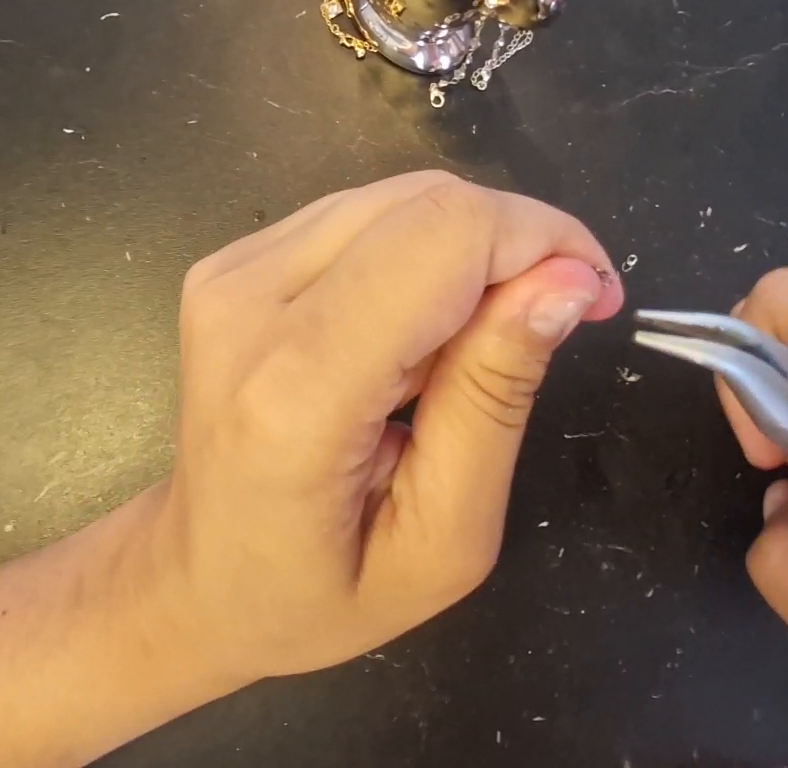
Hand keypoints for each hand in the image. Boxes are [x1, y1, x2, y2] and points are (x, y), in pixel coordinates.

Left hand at [150, 171, 623, 679]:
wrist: (197, 576)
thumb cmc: (319, 590)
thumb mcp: (442, 537)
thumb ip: (497, 397)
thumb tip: (563, 280)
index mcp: (297, 388)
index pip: (443, 238)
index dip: (541, 240)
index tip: (591, 295)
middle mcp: (249, 302)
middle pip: (425, 203)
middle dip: (515, 243)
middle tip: (547, 320)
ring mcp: (230, 271)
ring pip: (396, 197)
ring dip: (465, 250)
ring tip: (468, 341)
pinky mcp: (230, 261)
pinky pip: (358, 215)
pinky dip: (414, 253)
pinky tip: (412, 324)